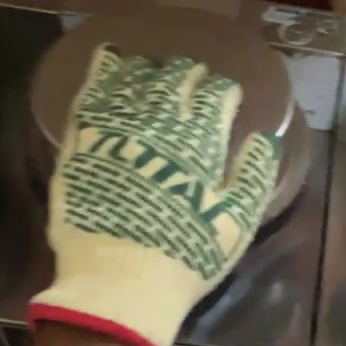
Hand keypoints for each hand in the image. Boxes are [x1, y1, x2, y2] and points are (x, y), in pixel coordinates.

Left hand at [31, 46, 279, 345]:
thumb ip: (253, 176)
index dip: (224, 92)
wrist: (121, 283)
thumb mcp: (237, 224)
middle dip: (188, 73)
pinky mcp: (81, 144)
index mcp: (202, 143)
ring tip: (153, 66)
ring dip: (147, 68)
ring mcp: (116, 130)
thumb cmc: (186, 257)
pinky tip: (107, 62)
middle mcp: (160, 125)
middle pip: (176, 80)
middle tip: (192, 75)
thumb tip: (263, 138)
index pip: (217, 97)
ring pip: (133, 80)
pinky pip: (91, 96)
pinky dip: (101, 74)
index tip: (227, 96)